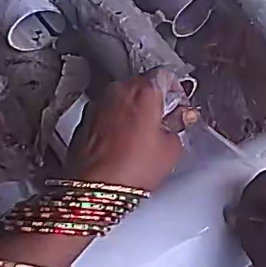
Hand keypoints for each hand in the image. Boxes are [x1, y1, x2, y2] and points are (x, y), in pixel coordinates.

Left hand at [66, 69, 196, 192]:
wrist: (95, 191)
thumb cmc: (131, 169)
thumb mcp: (171, 147)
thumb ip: (178, 125)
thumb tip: (178, 119)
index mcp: (143, 90)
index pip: (165, 75)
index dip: (177, 90)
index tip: (181, 105)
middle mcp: (117, 91)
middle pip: (142, 85)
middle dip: (156, 100)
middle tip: (166, 122)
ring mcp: (97, 105)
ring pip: (123, 99)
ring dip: (135, 110)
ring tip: (145, 136)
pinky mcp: (84, 121)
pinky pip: (107, 113)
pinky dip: (117, 122)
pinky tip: (126, 144)